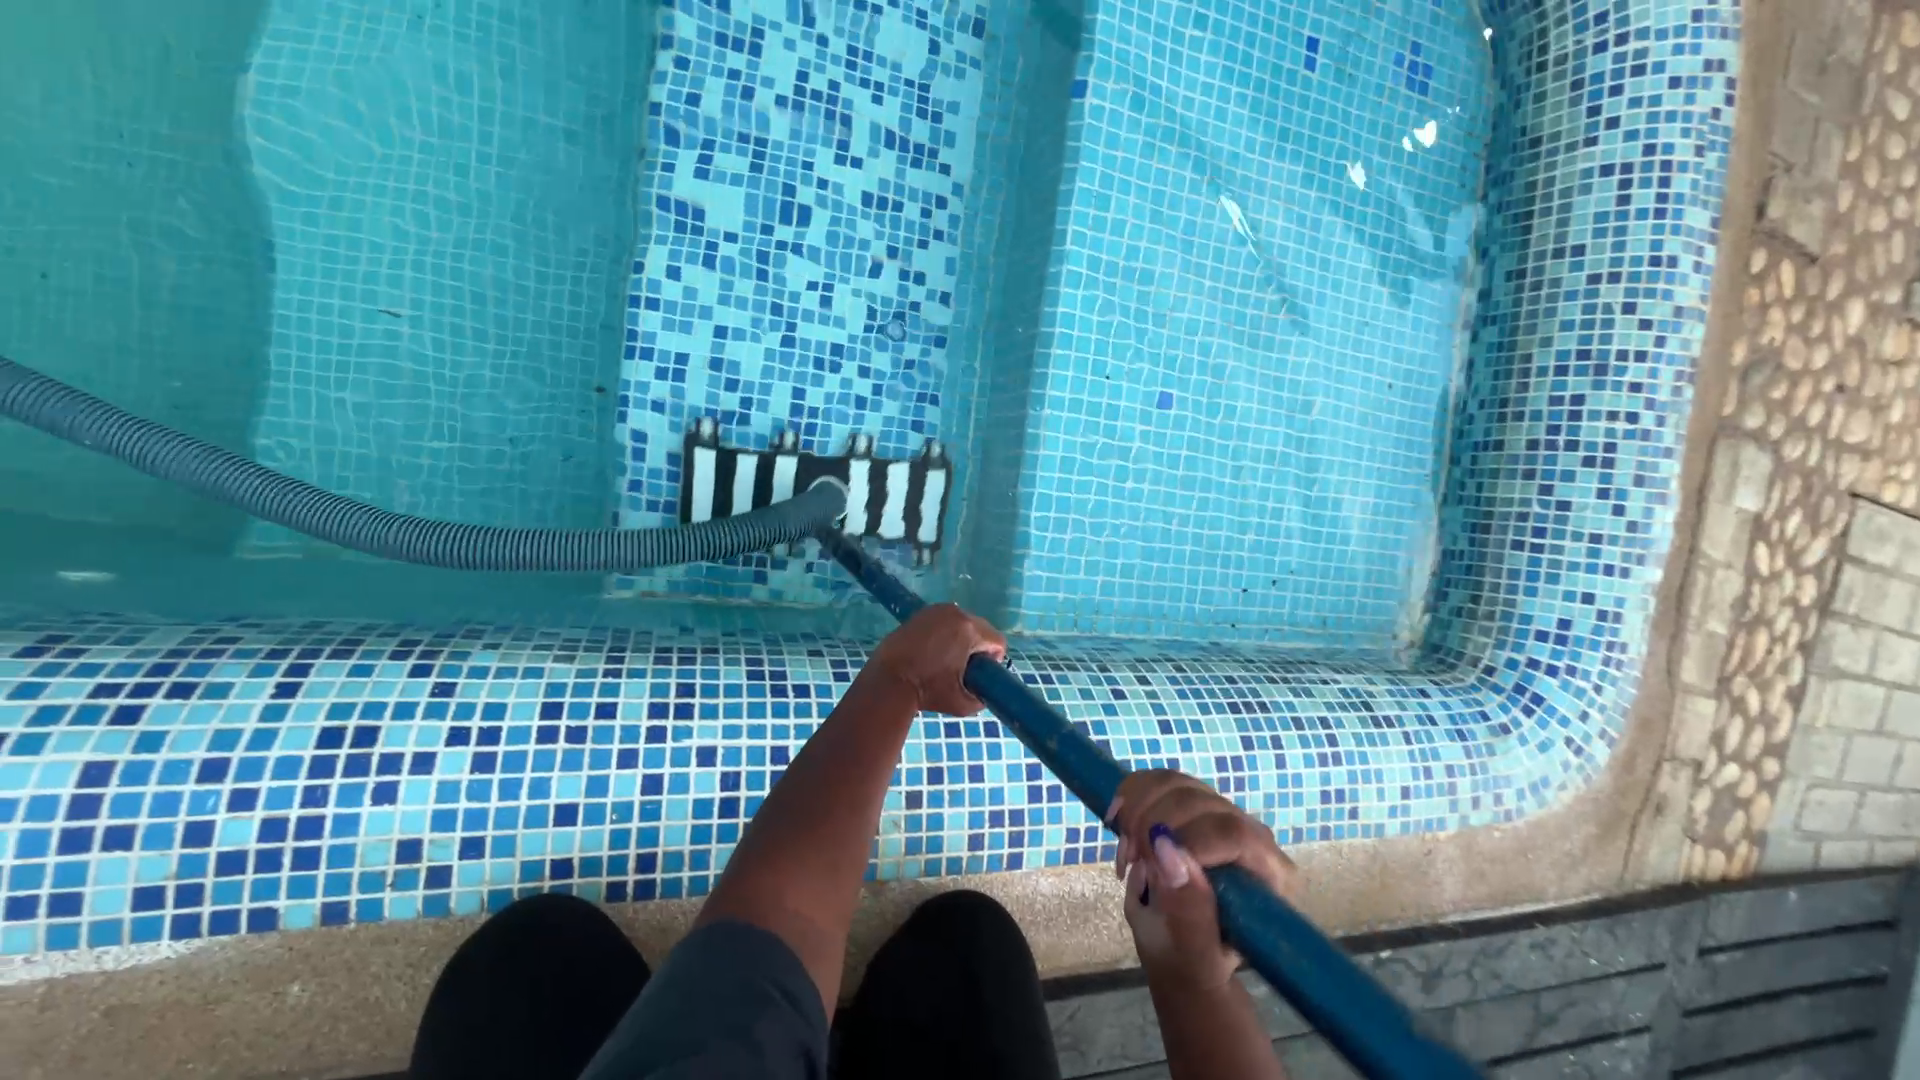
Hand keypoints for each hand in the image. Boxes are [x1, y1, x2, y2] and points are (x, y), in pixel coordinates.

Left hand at [866, 603, 1005, 715]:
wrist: (888, 681)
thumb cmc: (927, 691)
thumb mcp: (963, 704)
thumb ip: (982, 696)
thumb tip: (984, 690)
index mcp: (968, 630)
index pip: (997, 640)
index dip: (993, 659)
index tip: (978, 674)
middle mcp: (955, 613)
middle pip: (981, 629)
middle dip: (977, 647)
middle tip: (962, 668)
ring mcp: (936, 610)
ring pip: (962, 623)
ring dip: (961, 639)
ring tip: (945, 660)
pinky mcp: (920, 614)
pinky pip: (944, 621)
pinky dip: (944, 633)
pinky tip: (932, 651)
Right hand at [1110, 770, 1298, 991]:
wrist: (1179, 950)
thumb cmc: (1193, 962)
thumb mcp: (1191, 955)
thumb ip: (1188, 910)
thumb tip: (1167, 853)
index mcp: (1269, 875)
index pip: (1236, 833)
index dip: (1189, 839)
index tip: (1150, 865)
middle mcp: (1251, 836)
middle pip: (1199, 802)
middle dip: (1152, 827)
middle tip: (1132, 865)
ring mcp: (1219, 813)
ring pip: (1175, 783)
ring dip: (1137, 812)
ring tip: (1128, 853)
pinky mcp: (1189, 802)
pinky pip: (1157, 779)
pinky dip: (1130, 795)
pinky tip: (1119, 823)